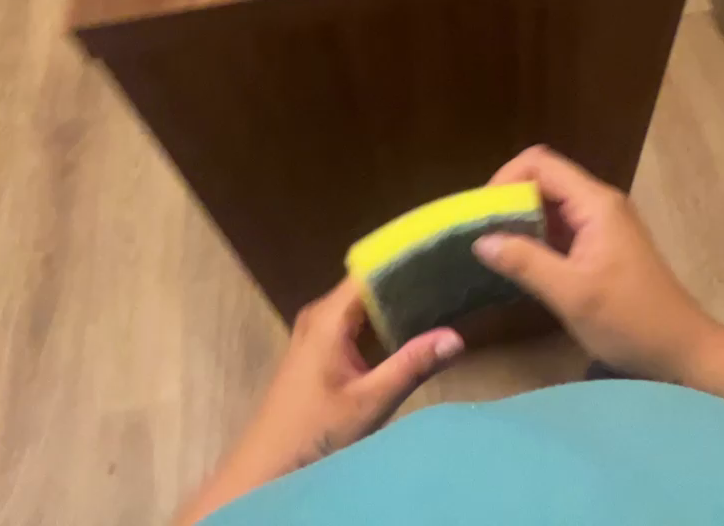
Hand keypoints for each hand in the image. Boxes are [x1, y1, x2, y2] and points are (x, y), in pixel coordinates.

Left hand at [173, 278, 461, 524]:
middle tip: (448, 275)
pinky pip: (355, 319)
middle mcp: (320, 313)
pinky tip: (412, 324)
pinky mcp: (319, 347)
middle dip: (405, 280)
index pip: (370, 270)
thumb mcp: (369, 402)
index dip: (403, 261)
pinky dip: (382, 319)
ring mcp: (317, 329)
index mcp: (328, 316)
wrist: (266, 468)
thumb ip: (411, 365)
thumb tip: (457, 336)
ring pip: (362, 302)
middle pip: (368, 284)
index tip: (438, 255)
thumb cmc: (314, 432)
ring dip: (395, 300)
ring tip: (440, 293)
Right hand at [473, 145, 723, 381]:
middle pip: (544, 178)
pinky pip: (562, 225)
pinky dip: (537, 235)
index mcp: (595, 203)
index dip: (506, 179)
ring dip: (521, 218)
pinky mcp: (603, 245)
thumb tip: (480, 240)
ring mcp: (603, 224)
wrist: (685, 354)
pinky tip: (521, 260)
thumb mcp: (572, 294)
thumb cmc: (631, 321)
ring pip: (551, 203)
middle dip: (509, 198)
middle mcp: (600, 203)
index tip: (482, 213)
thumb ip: (525, 262)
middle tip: (482, 231)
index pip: (540, 164)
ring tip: (494, 245)